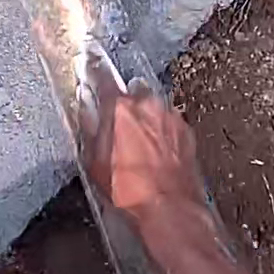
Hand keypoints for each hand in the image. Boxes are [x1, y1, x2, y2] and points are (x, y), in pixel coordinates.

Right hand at [76, 52, 209, 221]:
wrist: (169, 208)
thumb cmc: (130, 190)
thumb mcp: (94, 162)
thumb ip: (89, 128)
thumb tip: (87, 109)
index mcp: (120, 108)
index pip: (103, 78)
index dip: (94, 71)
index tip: (90, 65)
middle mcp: (148, 105)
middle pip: (132, 92)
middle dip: (124, 104)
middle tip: (116, 128)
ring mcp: (170, 117)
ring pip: (153, 108)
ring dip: (145, 119)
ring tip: (136, 148)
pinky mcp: (186, 132)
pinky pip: (168, 124)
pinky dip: (161, 133)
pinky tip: (154, 154)